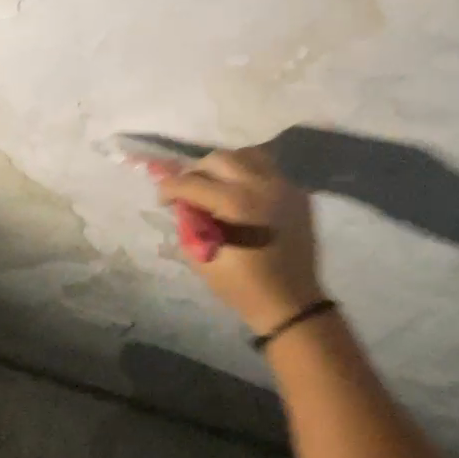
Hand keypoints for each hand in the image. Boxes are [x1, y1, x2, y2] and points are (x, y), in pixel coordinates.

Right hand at [158, 146, 327, 333]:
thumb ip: (189, 223)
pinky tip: (240, 191)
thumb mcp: (201, 258)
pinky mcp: (296, 192)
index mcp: (236, 204)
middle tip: (187, 191)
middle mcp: (261, 186)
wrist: (291, 302)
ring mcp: (283, 186)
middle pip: (217, 159)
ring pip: (245, 155)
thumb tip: (182, 202)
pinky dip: (247, 173)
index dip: (169, 188)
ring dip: (222, 166)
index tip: (162, 199)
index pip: (191, 182)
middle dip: (195, 172)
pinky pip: (267, 168)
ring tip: (214, 185)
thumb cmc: (242, 285)